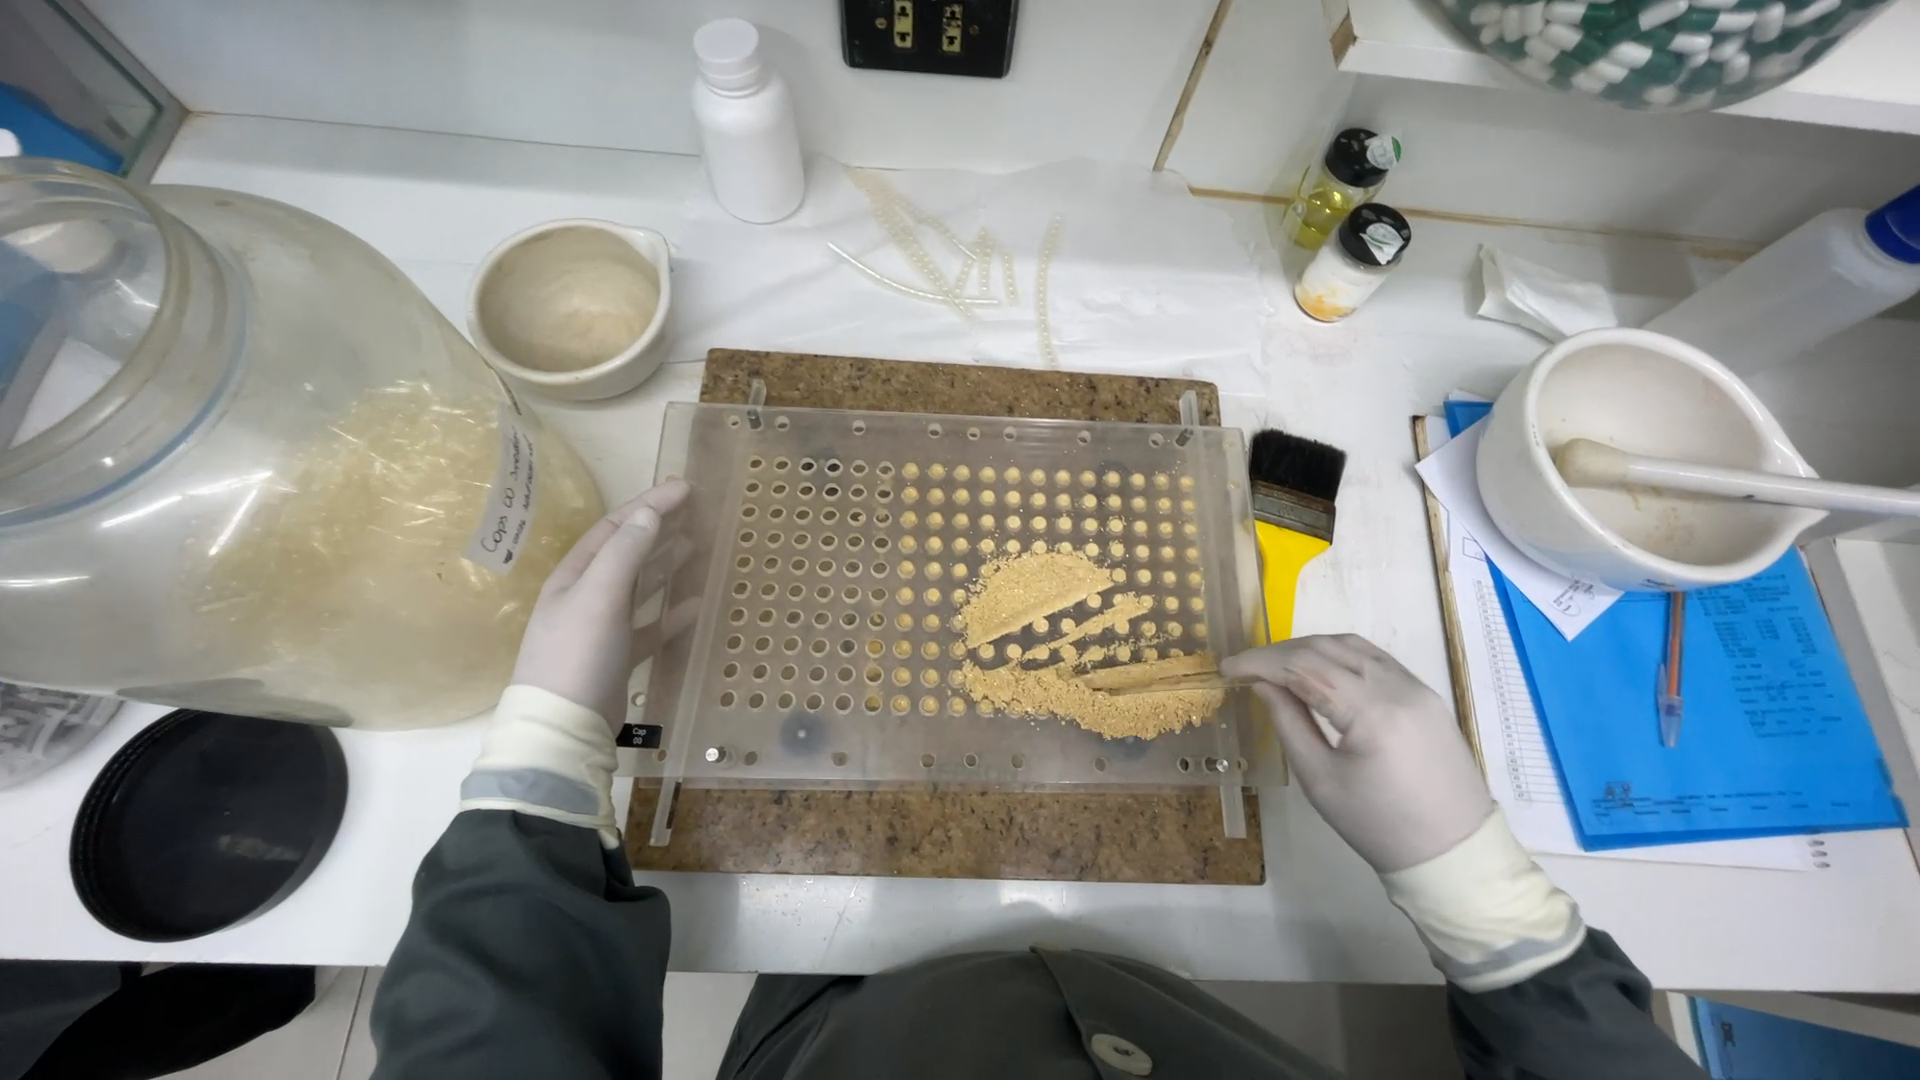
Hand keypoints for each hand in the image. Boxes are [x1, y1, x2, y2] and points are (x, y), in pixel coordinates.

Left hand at [512, 480, 691, 725]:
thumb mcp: (600, 597)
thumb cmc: (578, 655)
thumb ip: (625, 554)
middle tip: (693, 510)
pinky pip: (649, 625)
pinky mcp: (618, 656)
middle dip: (657, 528)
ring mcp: (602, 627)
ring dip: (665, 564)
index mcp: (576, 576)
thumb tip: (649, 514)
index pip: (615, 528)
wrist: (563, 727)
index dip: (648, 505)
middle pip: (626, 552)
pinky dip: (671, 613)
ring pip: (639, 586)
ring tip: (695, 546)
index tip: (685, 488)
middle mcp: (586, 596)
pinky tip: (694, 605)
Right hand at [1220, 634, 1491, 871]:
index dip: (1260, 662)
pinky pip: (1373, 658)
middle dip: (1278, 653)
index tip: (1227, 670)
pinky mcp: (1425, 694)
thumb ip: (1289, 723)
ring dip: (1307, 649)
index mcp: (1372, 713)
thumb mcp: (1320, 780)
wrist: (1454, 853)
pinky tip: (1315, 670)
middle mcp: (1398, 687)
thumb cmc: (1378, 825)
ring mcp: (1416, 687)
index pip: (1304, 666)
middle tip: (1245, 668)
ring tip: (1275, 666)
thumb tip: (1263, 685)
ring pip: (1351, 645)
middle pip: (1326, 648)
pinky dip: (1336, 655)